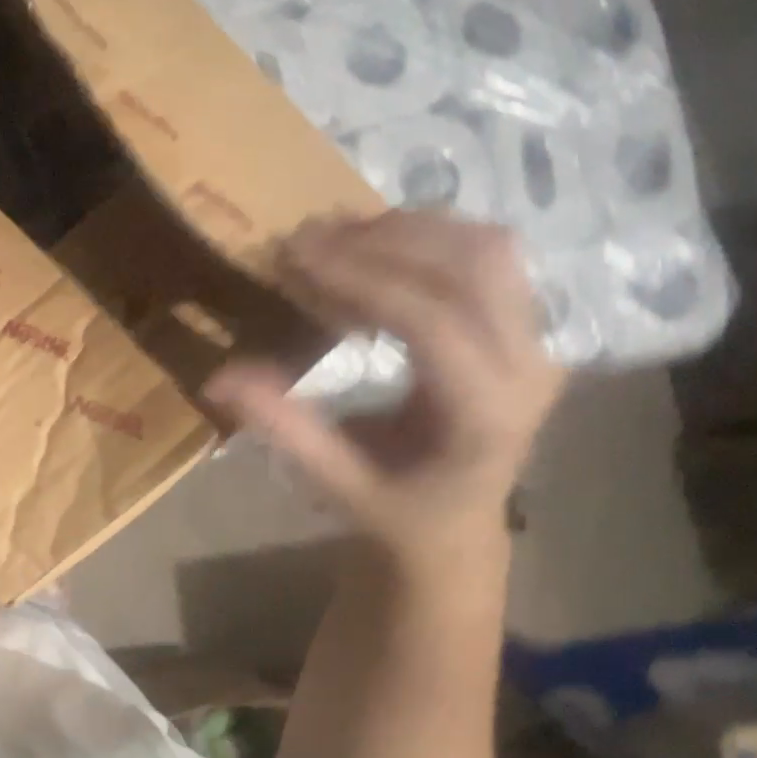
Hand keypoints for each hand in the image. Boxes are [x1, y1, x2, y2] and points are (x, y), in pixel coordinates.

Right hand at [204, 212, 563, 557]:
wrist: (454, 528)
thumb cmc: (390, 511)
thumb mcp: (332, 481)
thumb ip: (284, 427)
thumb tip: (219, 378)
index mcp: (484, 412)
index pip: (432, 320)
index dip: (361, 279)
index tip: (294, 256)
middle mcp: (529, 365)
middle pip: (473, 265)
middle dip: (384, 240)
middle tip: (305, 237)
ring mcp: (537, 341)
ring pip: (488, 249)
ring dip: (409, 229)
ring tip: (335, 233)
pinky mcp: (524, 327)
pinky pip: (487, 259)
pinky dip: (427, 238)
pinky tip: (372, 246)